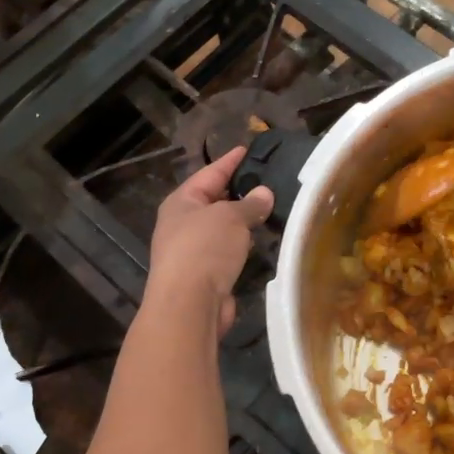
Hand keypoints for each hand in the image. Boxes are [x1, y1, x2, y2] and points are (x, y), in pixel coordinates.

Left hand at [148, 146, 274, 334]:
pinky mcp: (205, 275)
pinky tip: (261, 241)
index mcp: (181, 202)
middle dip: (238, 192)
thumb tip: (264, 194)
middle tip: (268, 180)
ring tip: (271, 208)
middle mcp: (182, 224)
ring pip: (222, 229)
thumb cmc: (204, 249)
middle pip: (214, 201)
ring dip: (242, 221)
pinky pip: (228, 251)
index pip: (209, 174)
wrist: (189, 303)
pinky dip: (243, 245)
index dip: (229, 161)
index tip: (248, 149)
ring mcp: (193, 252)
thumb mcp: (230, 217)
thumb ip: (249, 204)